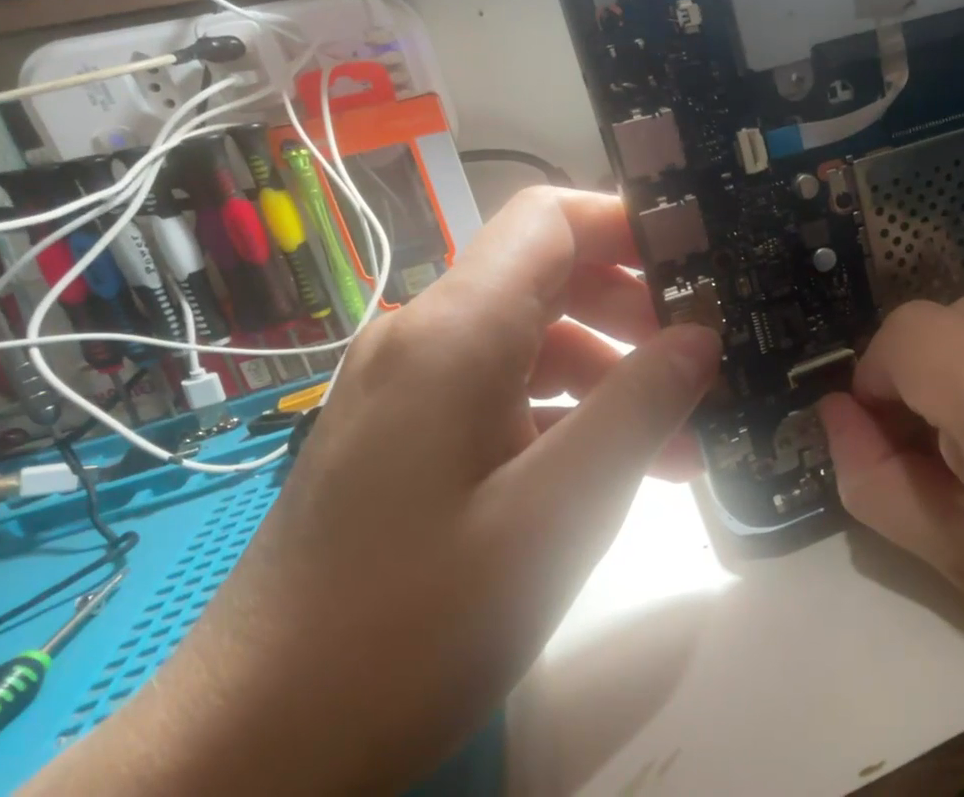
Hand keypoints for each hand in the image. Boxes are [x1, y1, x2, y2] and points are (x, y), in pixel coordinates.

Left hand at [25, 188, 720, 795]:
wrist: (255, 743)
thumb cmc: (411, 625)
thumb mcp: (554, 515)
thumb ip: (636, 411)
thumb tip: (700, 336)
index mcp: (452, 336)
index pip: (550, 220)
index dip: (630, 224)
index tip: (703, 269)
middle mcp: (422, 345)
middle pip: (546, 280)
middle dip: (636, 308)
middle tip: (709, 360)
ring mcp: (406, 397)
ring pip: (530, 347)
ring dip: (611, 376)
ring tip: (684, 438)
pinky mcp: (403, 448)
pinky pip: (501, 402)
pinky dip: (567, 419)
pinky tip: (616, 474)